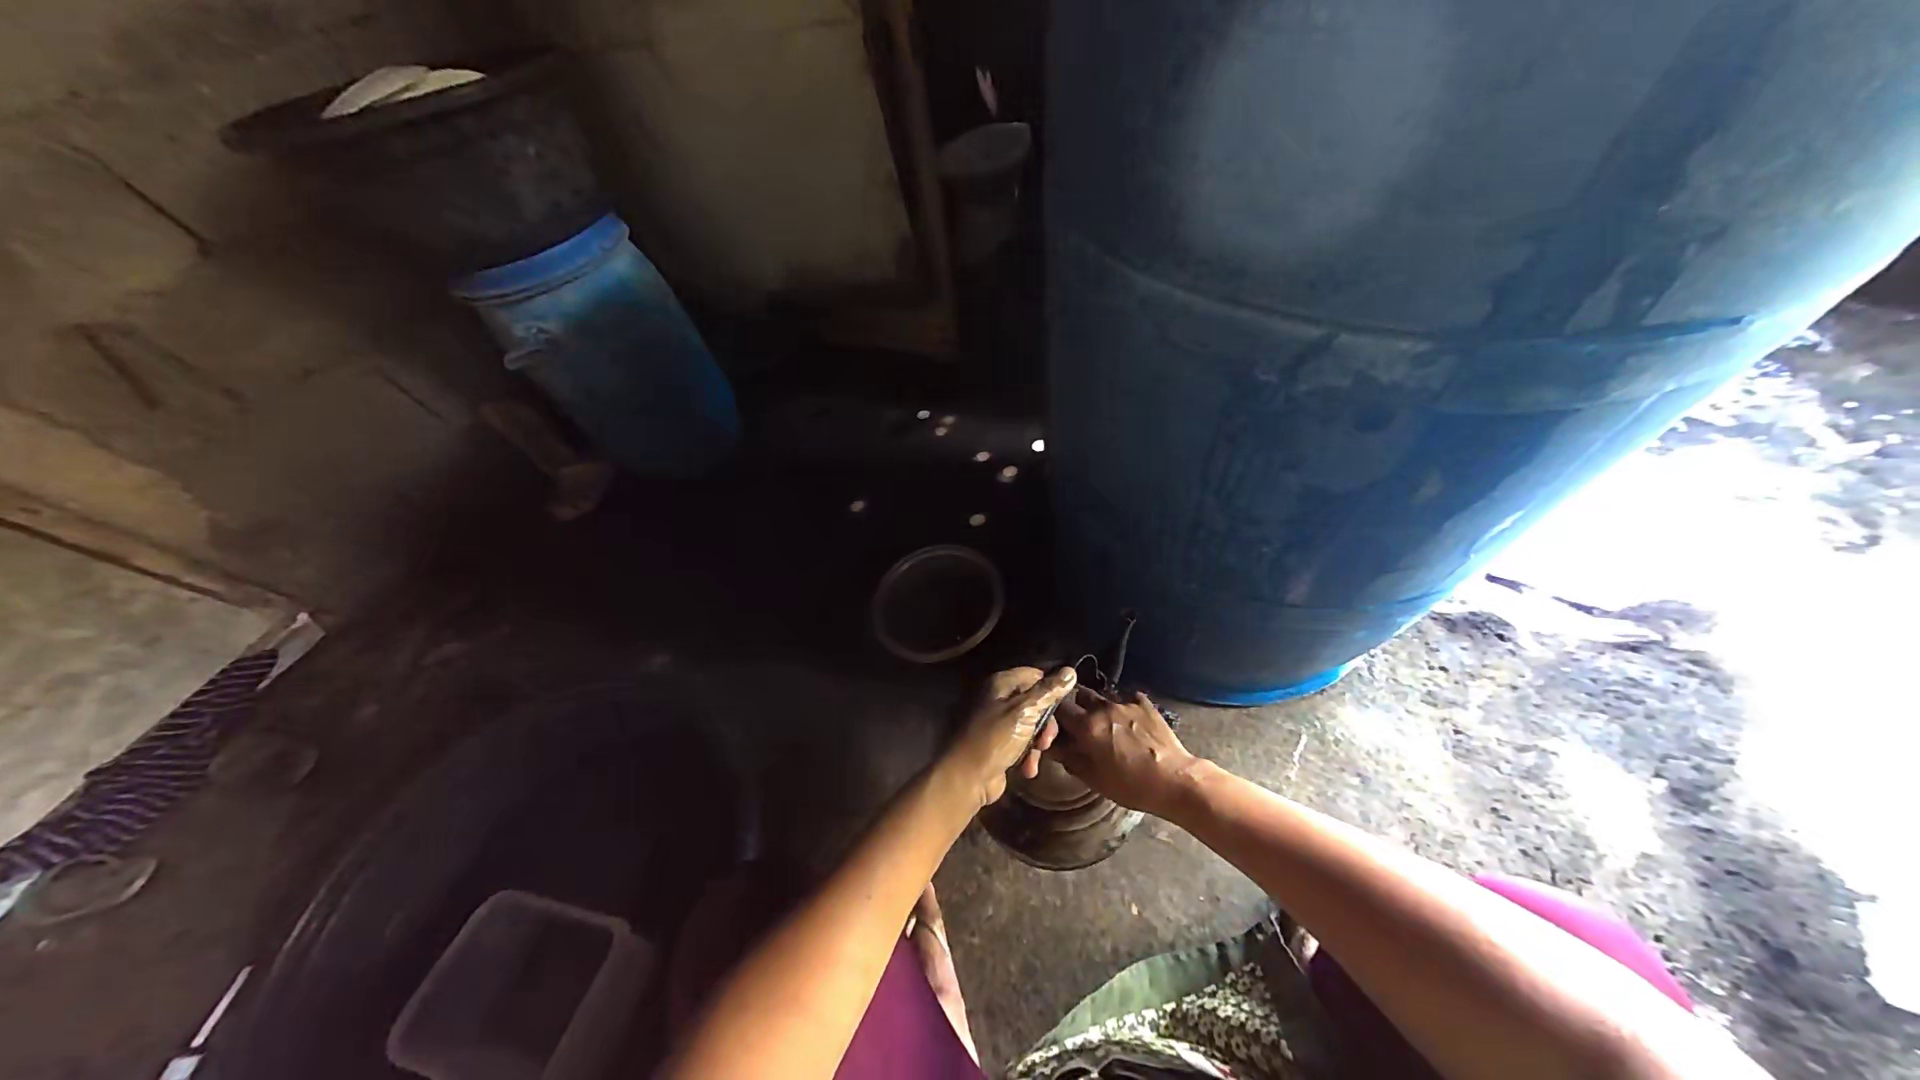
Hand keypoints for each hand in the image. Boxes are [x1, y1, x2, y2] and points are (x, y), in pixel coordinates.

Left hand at [947, 666, 1075, 808]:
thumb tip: (1070, 670)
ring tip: (1037, 754)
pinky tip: (1028, 768)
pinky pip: (1022, 744)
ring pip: (1031, 726)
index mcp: (1000, 684)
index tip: (1064, 706)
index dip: (1051, 689)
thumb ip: (1048, 691)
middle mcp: (997, 699)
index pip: (1034, 675)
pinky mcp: (999, 745)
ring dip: (1037, 743)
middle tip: (1047, 739)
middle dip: (1046, 723)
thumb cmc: (996, 739)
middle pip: (1035, 703)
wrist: (968, 778)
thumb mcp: (1025, 712)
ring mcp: (998, 723)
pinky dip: (1027, 755)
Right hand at [1050, 687, 1205, 817]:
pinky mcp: (1146, 705)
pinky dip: (1125, 708)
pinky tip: (1131, 722)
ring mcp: (1126, 703)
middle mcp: (1103, 708)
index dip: (1055, 715)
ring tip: (1107, 725)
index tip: (1057, 725)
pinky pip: (1128, 699)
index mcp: (1086, 726)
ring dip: (1099, 707)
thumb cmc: (1130, 785)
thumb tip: (1053, 747)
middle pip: (1079, 695)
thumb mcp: (1093, 779)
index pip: (1058, 708)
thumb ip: (1070, 758)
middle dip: (1076, 705)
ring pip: (1103, 697)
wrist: (1175, 779)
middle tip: (1080, 723)